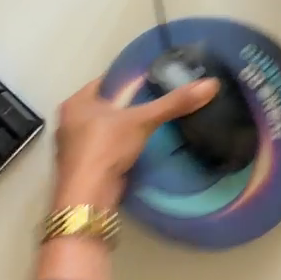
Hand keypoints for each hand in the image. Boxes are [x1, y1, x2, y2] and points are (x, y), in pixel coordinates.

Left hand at [51, 76, 218, 209]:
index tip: (154, 79)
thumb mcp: (142, 120)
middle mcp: (69, 122)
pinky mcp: (83, 167)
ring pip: (105, 128)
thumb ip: (174, 103)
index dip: (129, 80)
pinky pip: (106, 148)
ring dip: (124, 128)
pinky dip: (121, 146)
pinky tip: (140, 146)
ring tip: (153, 122)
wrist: (88, 200)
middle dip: (129, 104)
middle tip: (158, 100)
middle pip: (106, 105)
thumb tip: (211, 84)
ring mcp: (73, 147)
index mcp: (75, 103)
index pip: (106, 82)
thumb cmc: (106, 149)